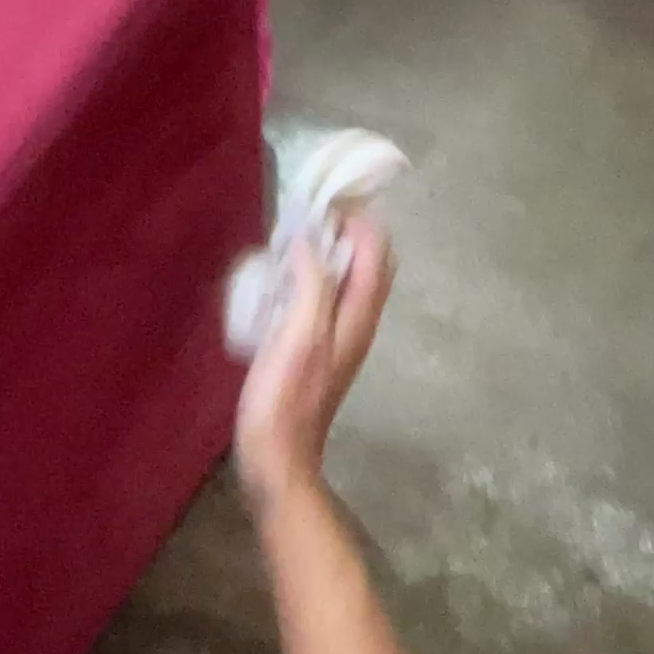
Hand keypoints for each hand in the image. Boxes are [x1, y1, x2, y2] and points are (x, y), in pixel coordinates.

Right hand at [234, 215, 394, 509]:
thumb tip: (309, 241)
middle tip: (309, 213)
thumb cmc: (283, 401)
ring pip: (346, 283)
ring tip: (293, 238)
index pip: (375, 251)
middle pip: (368, 265)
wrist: (277, 459)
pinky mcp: (317, 354)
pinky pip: (324, 302)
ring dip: (327, 255)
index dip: (358, 217)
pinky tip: (282, 282)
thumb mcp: (296, 336)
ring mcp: (338, 341)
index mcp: (358, 316)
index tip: (325, 194)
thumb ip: (310, 285)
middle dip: (347, 232)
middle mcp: (357, 324)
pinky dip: (311, 280)